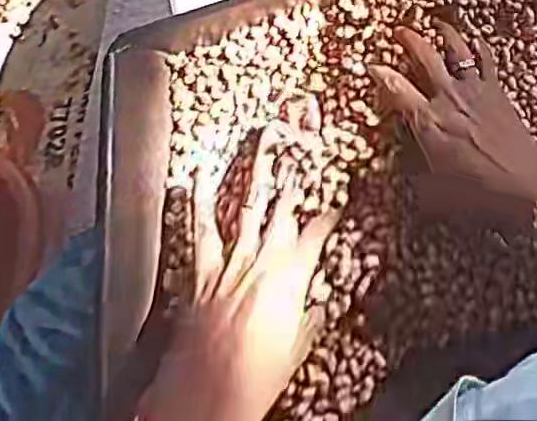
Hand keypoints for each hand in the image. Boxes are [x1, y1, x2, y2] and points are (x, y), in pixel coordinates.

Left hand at [140, 129, 338, 420]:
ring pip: (247, 209)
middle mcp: (262, 260)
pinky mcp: (202, 274)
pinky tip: (197, 177)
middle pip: (283, 209)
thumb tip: (321, 304)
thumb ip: (309, 318)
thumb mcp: (296, 349)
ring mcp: (230, 263)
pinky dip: (199, 202)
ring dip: (256, 174)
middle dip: (294, 177)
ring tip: (262, 141)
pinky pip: (201, 231)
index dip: (330, 213)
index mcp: (291, 276)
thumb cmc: (254, 380)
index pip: (317, 232)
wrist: (200, 404)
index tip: (339, 199)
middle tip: (300, 147)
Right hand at [371, 21, 536, 231]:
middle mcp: (449, 98)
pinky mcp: (495, 89)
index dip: (381, 74)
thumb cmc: (478, 191)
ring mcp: (474, 89)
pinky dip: (478, 46)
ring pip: (456, 49)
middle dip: (409, 39)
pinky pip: (485, 59)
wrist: (524, 181)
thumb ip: (414, 173)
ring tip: (436, 24)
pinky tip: (475, 40)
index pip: (397, 89)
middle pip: (425, 57)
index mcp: (429, 122)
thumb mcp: (435, 191)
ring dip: (444, 33)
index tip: (372, 64)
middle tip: (399, 30)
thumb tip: (398, 170)